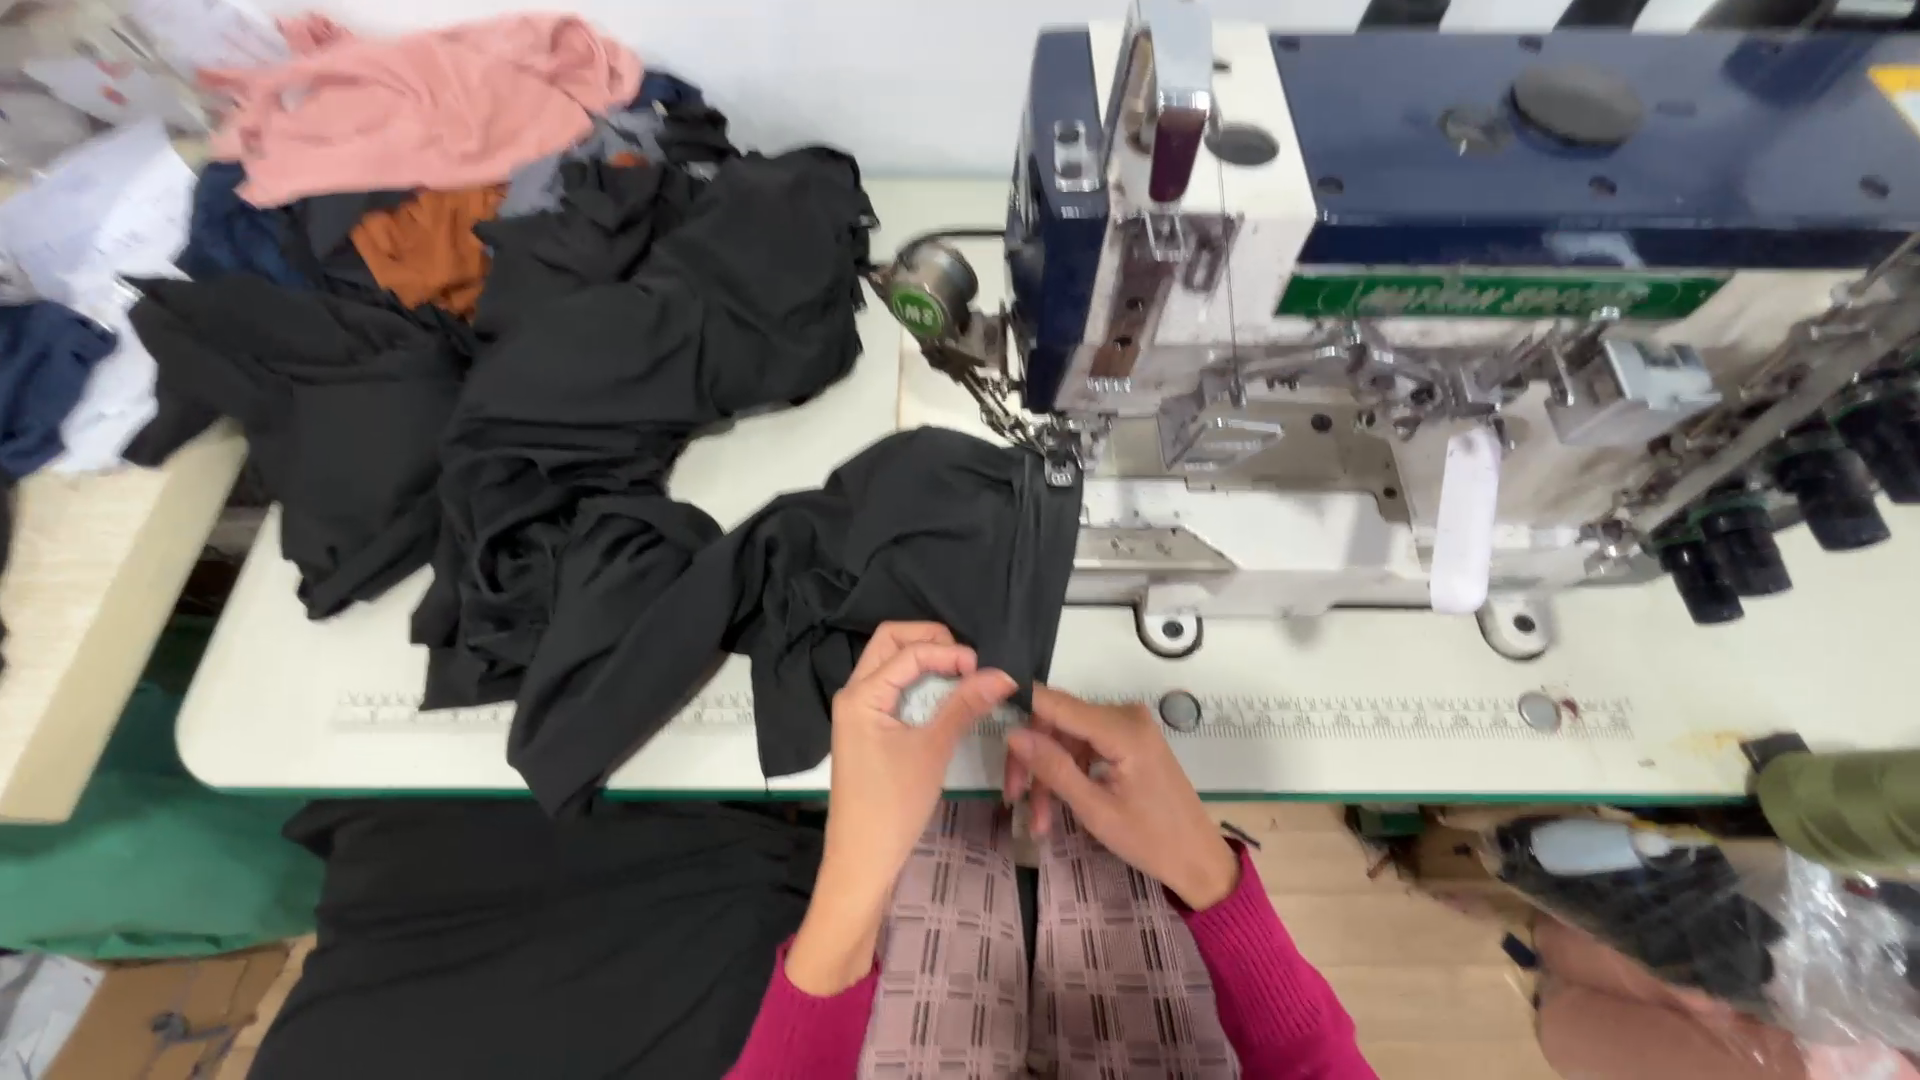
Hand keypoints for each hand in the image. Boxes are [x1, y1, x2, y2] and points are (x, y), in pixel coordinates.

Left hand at [786, 622, 1015, 994]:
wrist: (862, 860)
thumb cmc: (893, 805)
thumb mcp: (932, 750)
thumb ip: (964, 705)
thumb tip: (1003, 674)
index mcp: (860, 695)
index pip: (908, 652)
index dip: (948, 652)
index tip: (983, 668)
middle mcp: (853, 693)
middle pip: (890, 642)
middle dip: (931, 641)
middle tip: (968, 660)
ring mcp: (858, 710)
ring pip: (890, 663)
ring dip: (925, 659)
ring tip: (962, 673)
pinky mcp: (867, 727)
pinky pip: (892, 687)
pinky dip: (919, 681)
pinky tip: (946, 693)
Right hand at [1004, 684, 1239, 910]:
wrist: (1199, 860)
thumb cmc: (1151, 841)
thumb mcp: (1095, 810)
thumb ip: (1053, 768)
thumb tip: (1013, 733)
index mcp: (1122, 729)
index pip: (1056, 703)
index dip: (1019, 702)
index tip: (983, 705)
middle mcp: (1125, 715)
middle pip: (1058, 722)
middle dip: (1033, 759)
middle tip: (1013, 798)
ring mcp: (1129, 726)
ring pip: (1068, 738)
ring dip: (1048, 774)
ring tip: (1038, 820)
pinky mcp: (1129, 740)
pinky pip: (1085, 746)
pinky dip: (1068, 773)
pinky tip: (1056, 807)